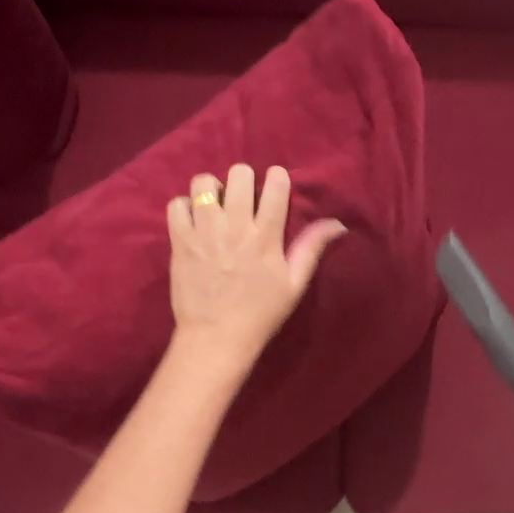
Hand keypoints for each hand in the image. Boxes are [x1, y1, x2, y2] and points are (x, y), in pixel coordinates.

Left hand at [166, 164, 345, 363]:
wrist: (216, 338)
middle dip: (243, 179)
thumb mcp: (294, 283)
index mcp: (266, 237)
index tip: (275, 185)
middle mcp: (235, 228)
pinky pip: (176, 205)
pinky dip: (185, 207)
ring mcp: (204, 232)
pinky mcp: (180, 242)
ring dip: (212, 189)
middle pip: (239, 174)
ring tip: (215, 205)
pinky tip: (194, 221)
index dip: (277, 177)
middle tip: (243, 197)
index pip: (275, 185)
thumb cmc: (261, 313)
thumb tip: (337, 223)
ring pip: (203, 183)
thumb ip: (312, 248)